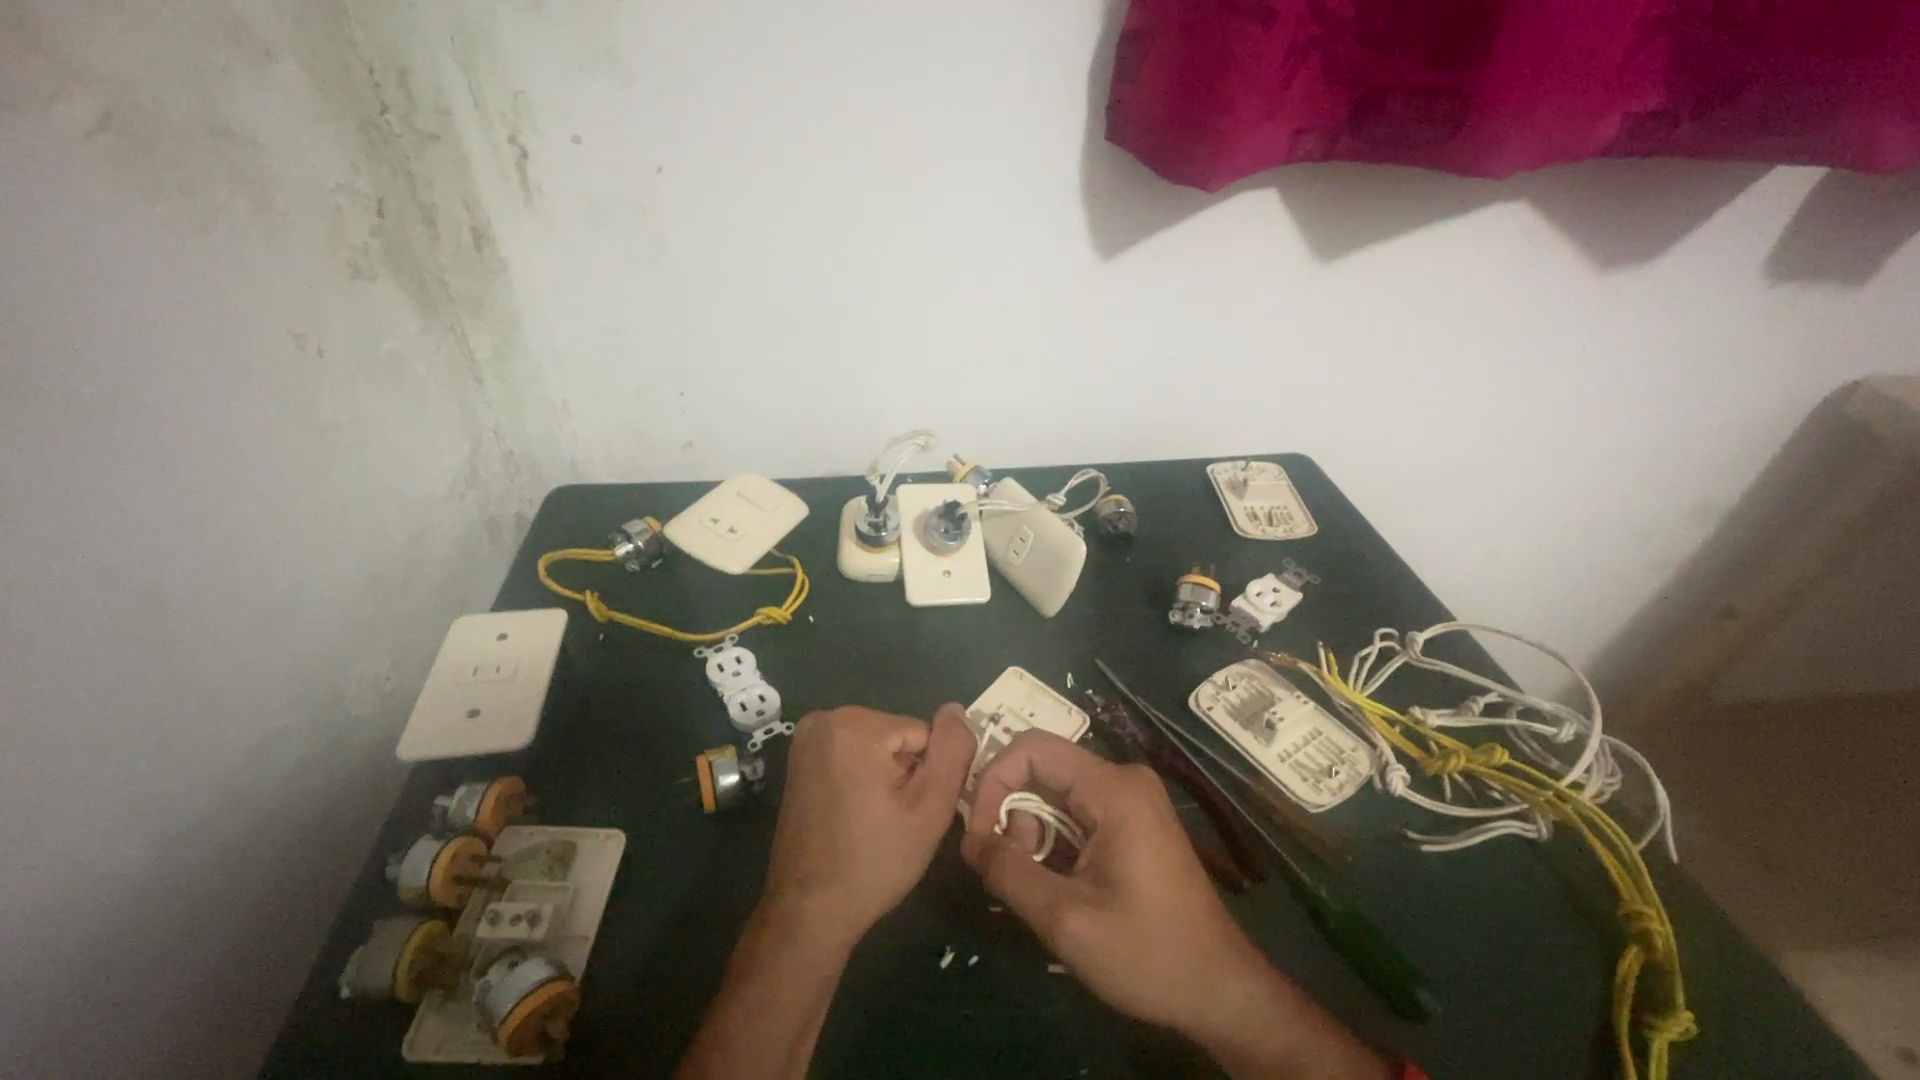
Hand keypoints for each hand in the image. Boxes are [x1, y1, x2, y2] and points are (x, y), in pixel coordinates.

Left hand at [762, 704, 974, 951]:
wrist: (810, 909)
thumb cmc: (875, 860)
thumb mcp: (931, 806)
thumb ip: (953, 751)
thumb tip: (956, 709)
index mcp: (854, 724)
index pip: (923, 734)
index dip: (927, 774)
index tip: (912, 812)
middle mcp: (823, 720)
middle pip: (896, 737)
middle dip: (904, 773)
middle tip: (895, 820)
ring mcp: (805, 740)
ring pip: (876, 747)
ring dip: (884, 778)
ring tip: (874, 821)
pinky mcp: (798, 761)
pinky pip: (851, 757)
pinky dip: (861, 780)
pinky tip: (855, 817)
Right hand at [961, 732, 1388, 1079]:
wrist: (1219, 989)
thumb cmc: (1147, 954)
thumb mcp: (1065, 920)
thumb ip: (1009, 872)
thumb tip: (968, 840)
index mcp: (1114, 789)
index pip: (1031, 748)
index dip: (992, 782)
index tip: (977, 836)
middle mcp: (1124, 780)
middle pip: (1042, 770)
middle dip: (1013, 816)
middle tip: (1014, 872)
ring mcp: (1133, 799)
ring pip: (1056, 794)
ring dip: (1034, 835)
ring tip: (1045, 888)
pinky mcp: (1134, 821)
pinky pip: (1077, 812)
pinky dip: (1056, 842)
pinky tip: (1064, 886)